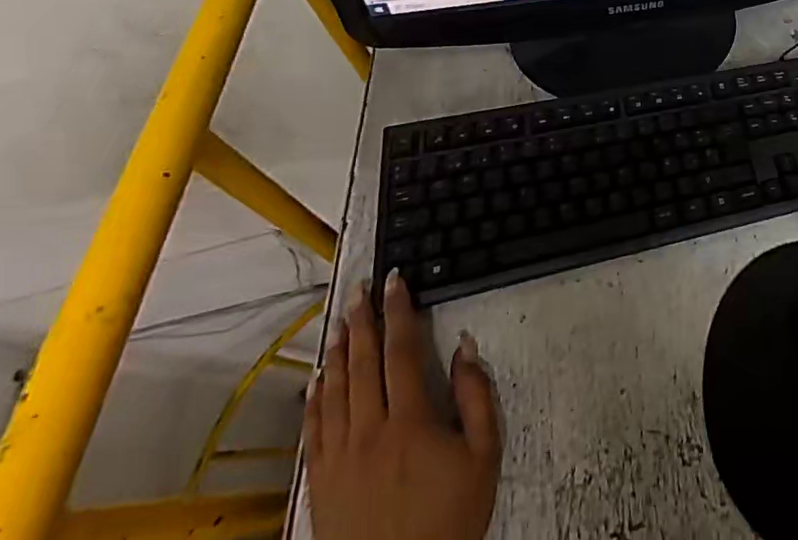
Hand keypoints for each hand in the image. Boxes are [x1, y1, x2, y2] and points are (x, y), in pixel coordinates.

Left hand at [304, 271, 500, 539]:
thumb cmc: (451, 514)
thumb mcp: (484, 453)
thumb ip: (476, 395)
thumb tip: (465, 348)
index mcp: (411, 420)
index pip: (402, 352)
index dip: (399, 313)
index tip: (395, 283)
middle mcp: (369, 430)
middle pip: (362, 364)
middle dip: (362, 321)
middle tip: (361, 289)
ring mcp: (339, 455)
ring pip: (334, 391)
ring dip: (338, 351)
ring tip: (341, 321)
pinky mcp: (320, 481)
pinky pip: (313, 429)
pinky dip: (315, 398)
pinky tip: (317, 379)